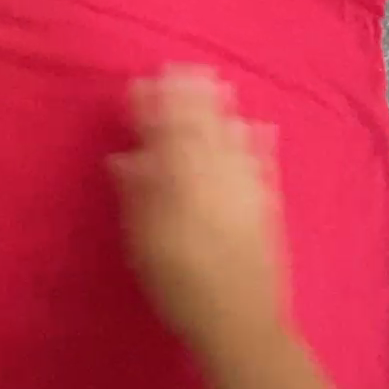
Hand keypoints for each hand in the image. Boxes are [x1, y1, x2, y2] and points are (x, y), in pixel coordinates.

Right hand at [109, 66, 285, 353]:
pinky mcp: (266, 204)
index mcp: (178, 182)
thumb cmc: (178, 283)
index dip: (152, 105)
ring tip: (216, 81)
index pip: (163, 133)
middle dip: (189, 95)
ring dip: (221, 107)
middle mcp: (213, 176)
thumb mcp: (142, 241)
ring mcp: (243, 188)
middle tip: (182, 66)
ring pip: (231, 137)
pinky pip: (263, 162)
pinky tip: (259, 123)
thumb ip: (136, 194)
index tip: (142, 82)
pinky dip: (259, 140)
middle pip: (199, 126)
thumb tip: (123, 157)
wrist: (238, 321)